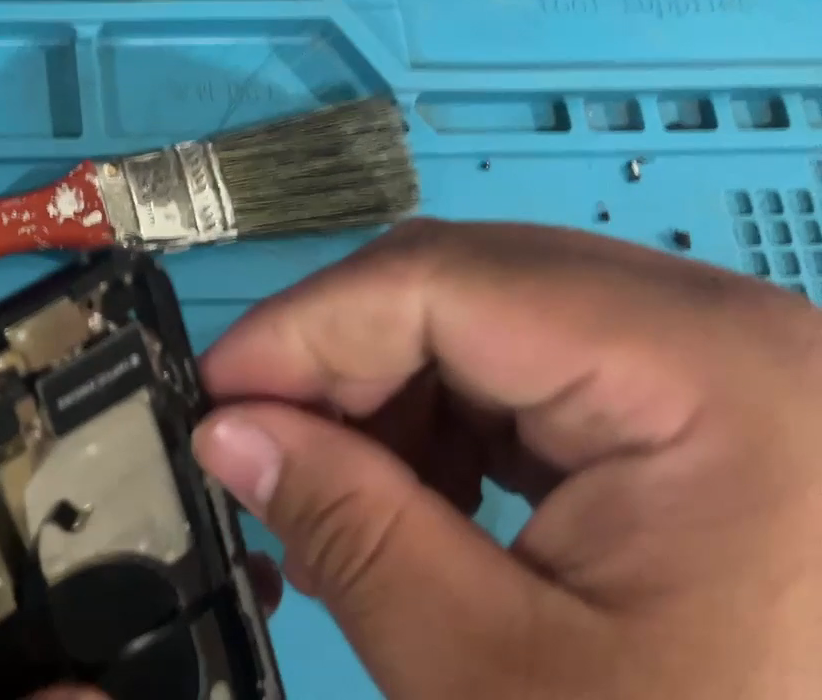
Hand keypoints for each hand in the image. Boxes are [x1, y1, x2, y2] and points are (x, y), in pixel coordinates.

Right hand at [191, 220, 821, 697]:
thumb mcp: (493, 669)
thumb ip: (343, 524)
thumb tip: (222, 431)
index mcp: (710, 373)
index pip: (430, 281)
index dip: (296, 331)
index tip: (213, 399)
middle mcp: (730, 333)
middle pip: (452, 286)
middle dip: (334, 367)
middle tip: (264, 448)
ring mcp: (728, 366)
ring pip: (475, 320)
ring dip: (379, 399)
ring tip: (333, 500)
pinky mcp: (712, 407)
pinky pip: (525, 367)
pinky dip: (443, 422)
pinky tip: (414, 501)